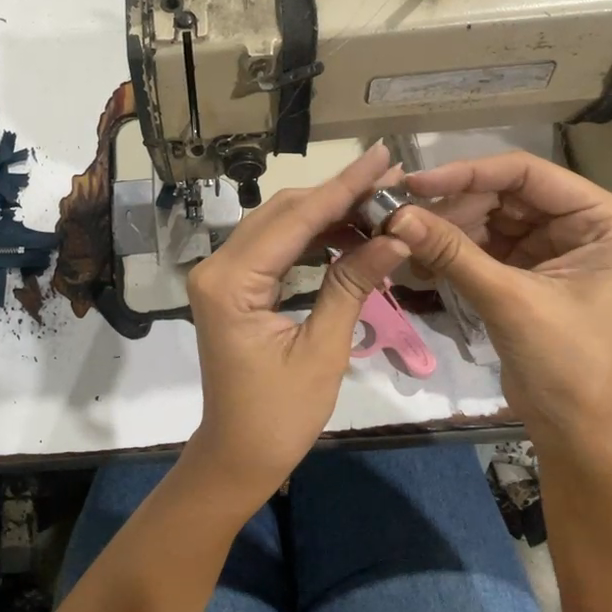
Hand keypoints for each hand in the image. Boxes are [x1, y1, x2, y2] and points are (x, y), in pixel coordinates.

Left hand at [183, 144, 410, 502]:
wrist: (237, 454)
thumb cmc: (279, 415)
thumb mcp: (324, 350)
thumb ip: (352, 285)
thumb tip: (395, 234)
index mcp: (231, 282)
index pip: (295, 219)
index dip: (343, 187)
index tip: (382, 156)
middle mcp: (217, 267)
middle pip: (282, 213)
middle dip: (337, 194)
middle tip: (391, 180)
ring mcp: (220, 276)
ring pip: (278, 226)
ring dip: (326, 214)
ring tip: (379, 204)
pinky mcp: (231, 287)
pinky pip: (274, 248)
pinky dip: (311, 238)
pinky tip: (348, 233)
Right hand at [385, 152, 611, 450]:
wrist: (579, 431)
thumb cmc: (566, 363)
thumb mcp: (509, 300)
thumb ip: (452, 253)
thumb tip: (395, 215)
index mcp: (600, 217)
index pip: (525, 173)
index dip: (466, 173)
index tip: (413, 184)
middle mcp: (579, 222)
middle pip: (501, 193)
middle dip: (450, 207)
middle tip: (397, 219)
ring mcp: (550, 246)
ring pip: (485, 218)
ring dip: (445, 230)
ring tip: (402, 243)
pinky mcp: (525, 270)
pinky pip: (481, 245)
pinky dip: (450, 252)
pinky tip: (417, 263)